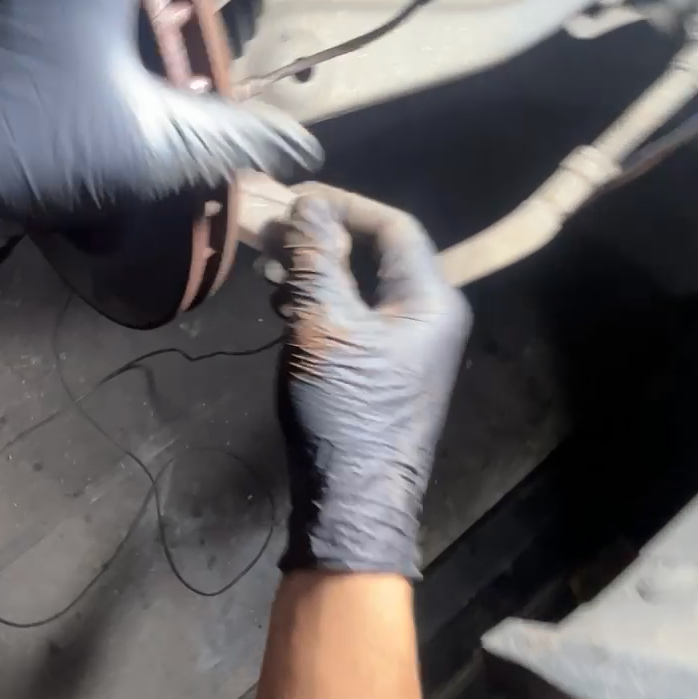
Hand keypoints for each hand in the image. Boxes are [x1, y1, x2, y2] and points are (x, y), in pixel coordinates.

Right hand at [274, 187, 470, 578]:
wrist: (351, 498)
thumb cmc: (345, 409)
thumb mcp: (324, 327)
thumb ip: (316, 261)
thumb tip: (307, 206)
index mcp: (428, 300)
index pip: (393, 227)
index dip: (343, 206)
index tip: (294, 200)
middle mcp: (423, 317)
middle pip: (373, 255)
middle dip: (319, 241)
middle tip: (270, 236)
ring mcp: (401, 345)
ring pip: (356, 286)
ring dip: (312, 272)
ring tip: (269, 272)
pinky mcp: (376, 368)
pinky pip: (348, 317)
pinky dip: (315, 303)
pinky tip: (283, 306)